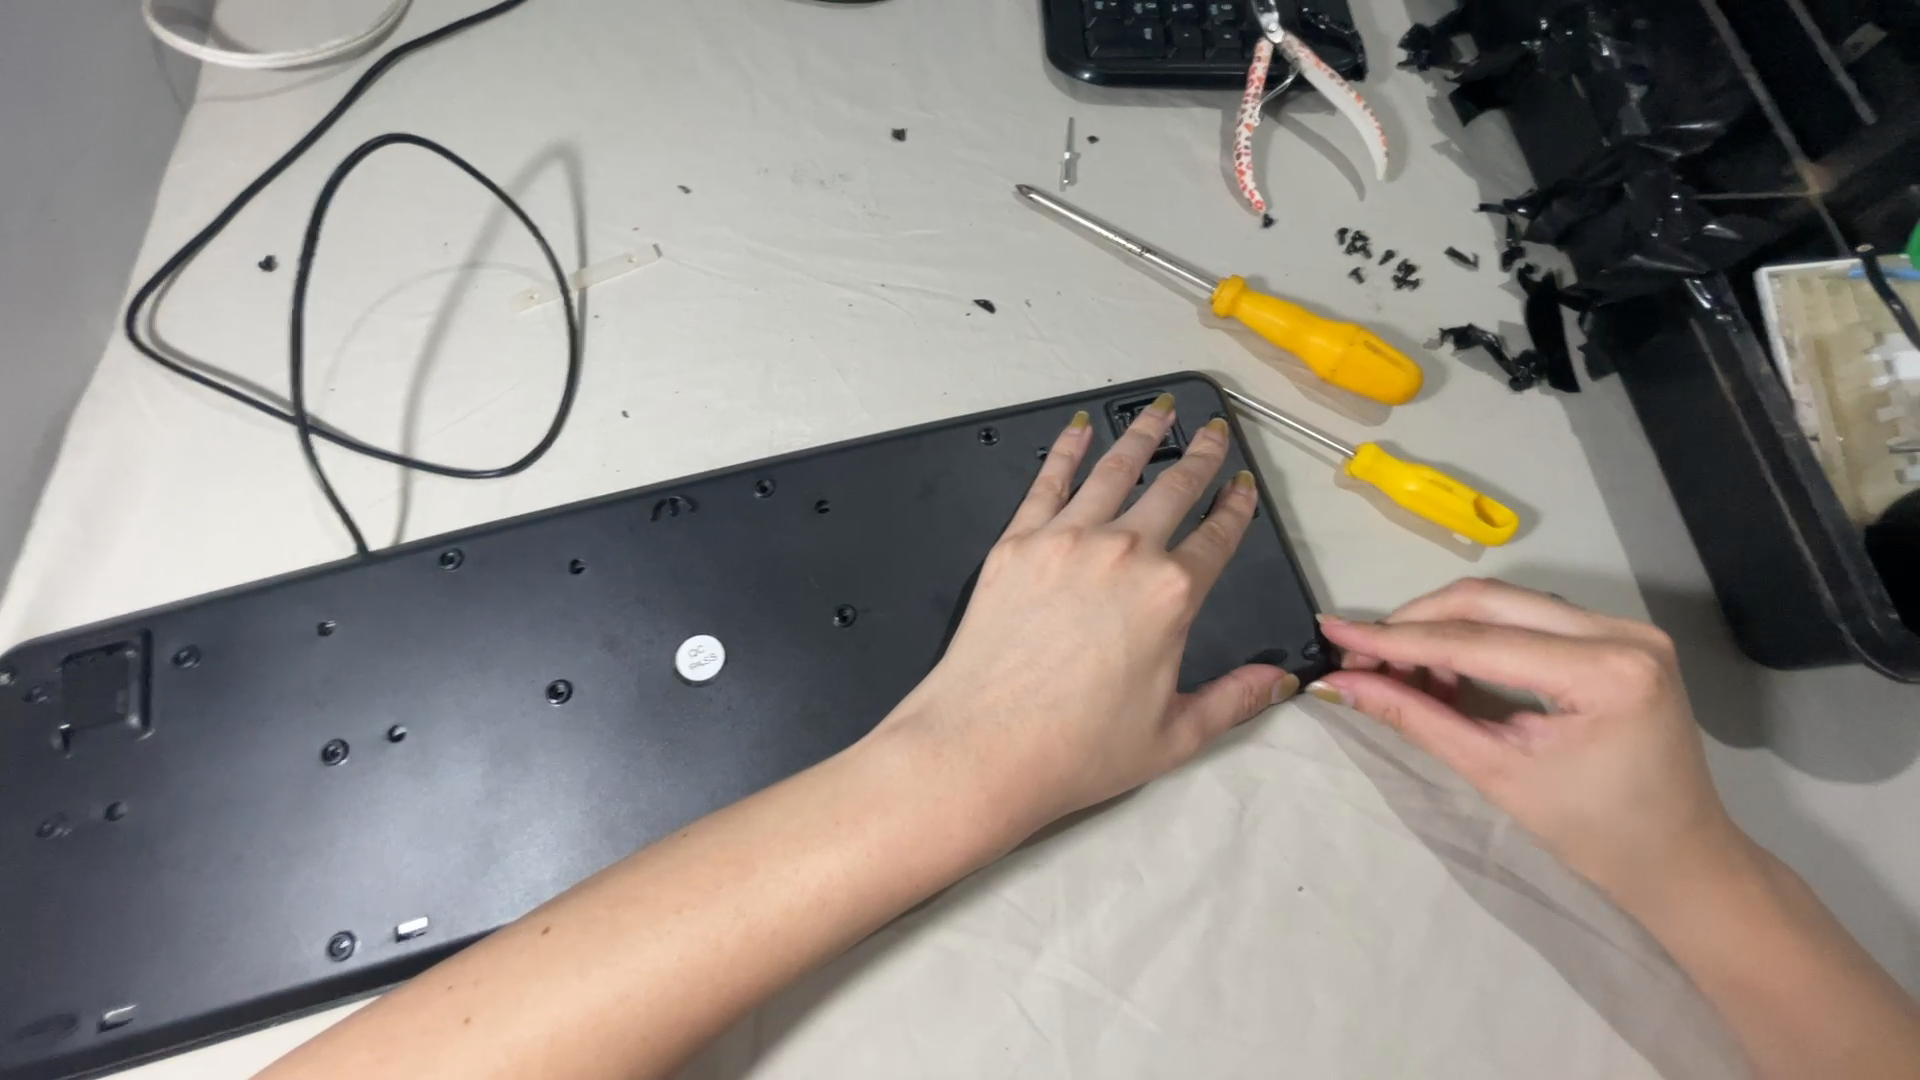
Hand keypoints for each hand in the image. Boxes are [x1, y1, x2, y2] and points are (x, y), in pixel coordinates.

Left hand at [877, 394, 1297, 839]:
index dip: (1237, 507)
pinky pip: (1048, 481)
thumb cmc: (1073, 748)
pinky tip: (1078, 430)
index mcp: (1171, 595)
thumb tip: (1281, 682)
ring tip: (1159, 414)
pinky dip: (1067, 450)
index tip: (1243, 487)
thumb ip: (1234, 700)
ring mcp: (1065, 540)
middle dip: (1201, 457)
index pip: (1218, 536)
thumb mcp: (1174, 735)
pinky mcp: (1016, 543)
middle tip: (1214, 433)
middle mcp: (1123, 553)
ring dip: (1142, 438)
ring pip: (1115, 472)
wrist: (981, 745)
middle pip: (1174, 490)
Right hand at [1307, 578, 1742, 912]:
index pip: (1472, 642)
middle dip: (1410, 625)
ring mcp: (1622, 627)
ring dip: (1437, 628)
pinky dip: (1469, 636)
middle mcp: (1620, 632)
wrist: (1681, 861)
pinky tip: (1444, 670)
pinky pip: (1520, 617)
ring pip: (1498, 603)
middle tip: (1360, 656)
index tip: (1332, 634)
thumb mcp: (1492, 771)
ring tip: (1402, 673)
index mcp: (1604, 671)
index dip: (1392, 638)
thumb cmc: (1593, 831)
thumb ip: (1411, 716)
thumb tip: (1339, 685)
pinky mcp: (1613, 635)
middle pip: (1483, 602)